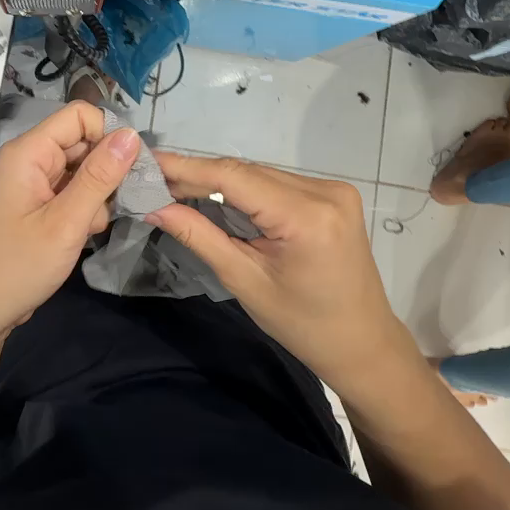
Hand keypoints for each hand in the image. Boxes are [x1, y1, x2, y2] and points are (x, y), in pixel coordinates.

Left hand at [0, 102, 140, 355]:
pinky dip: (85, 210)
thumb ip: (100, 177)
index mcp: (28, 152)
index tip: (133, 169)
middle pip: (83, 142)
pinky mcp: (37, 207)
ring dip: (98, 195)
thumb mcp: (66, 222)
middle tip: (120, 204)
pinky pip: (72, 192)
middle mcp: (29, 160)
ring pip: (82, 170)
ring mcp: (32, 184)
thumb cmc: (19, 266)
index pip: (79, 115)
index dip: (109, 135)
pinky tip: (84, 235)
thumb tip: (132, 134)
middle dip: (107, 170)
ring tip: (92, 226)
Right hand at [145, 153, 416, 382]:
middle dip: (196, 175)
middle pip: (245, 171)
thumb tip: (152, 206)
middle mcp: (324, 191)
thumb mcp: (244, 280)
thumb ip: (198, 236)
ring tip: (173, 188)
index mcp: (306, 216)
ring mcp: (332, 189)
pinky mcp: (331, 195)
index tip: (146, 164)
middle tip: (151, 181)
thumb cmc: (303, 324)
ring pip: (257, 174)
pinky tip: (212, 196)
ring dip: (216, 180)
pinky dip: (241, 189)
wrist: (363, 344)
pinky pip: (273, 182)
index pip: (233, 176)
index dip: (186, 167)